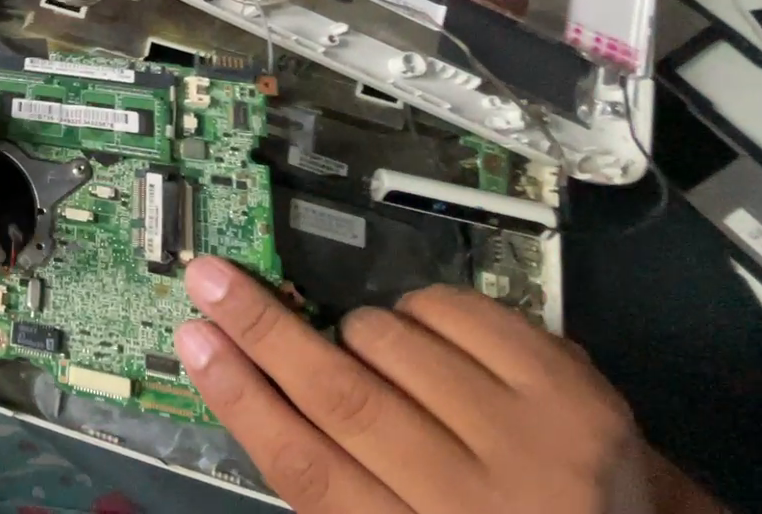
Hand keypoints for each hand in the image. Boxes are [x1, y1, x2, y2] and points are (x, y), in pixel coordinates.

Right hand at [174, 257, 699, 513]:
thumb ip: (324, 470)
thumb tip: (229, 362)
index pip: (307, 469)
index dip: (240, 397)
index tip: (192, 340)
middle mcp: (482, 505)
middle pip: (344, 398)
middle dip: (262, 327)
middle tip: (208, 278)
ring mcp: (540, 447)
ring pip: (391, 341)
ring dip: (357, 331)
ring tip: (376, 359)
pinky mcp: (578, 394)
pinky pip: (454, 310)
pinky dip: (418, 308)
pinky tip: (430, 341)